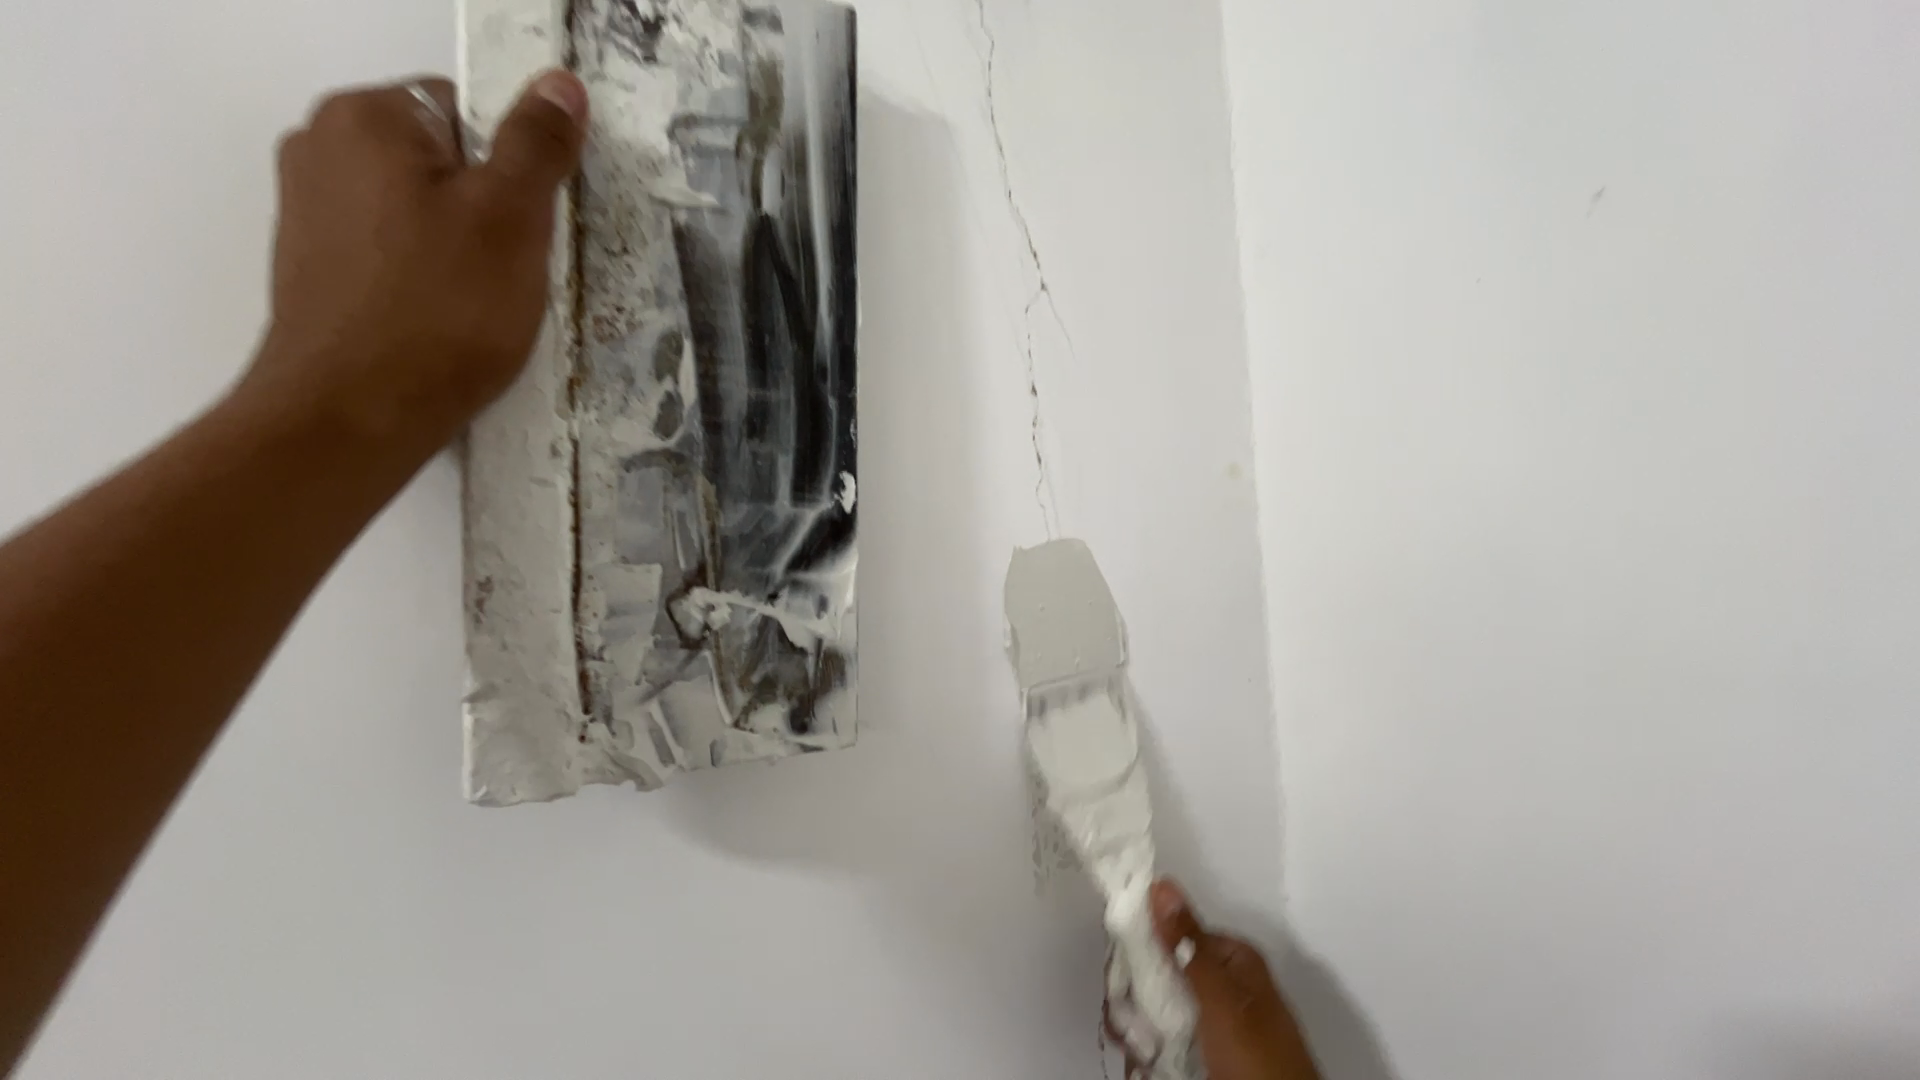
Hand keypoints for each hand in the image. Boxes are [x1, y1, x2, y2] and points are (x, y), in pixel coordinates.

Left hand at [240, 71, 587, 450]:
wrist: (357, 410)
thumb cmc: (444, 307)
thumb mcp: (512, 218)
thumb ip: (537, 144)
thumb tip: (559, 83)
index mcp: (366, 117)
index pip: (467, 110)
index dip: (515, 166)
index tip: (533, 224)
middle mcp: (321, 147)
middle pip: (443, 160)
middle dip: (490, 208)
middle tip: (517, 268)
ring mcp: (310, 210)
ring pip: (422, 211)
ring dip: (465, 247)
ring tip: (487, 302)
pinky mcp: (316, 266)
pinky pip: (396, 251)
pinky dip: (430, 276)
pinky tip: (449, 320)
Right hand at [1148, 879, 1321, 1079]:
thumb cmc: (1259, 1062)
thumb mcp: (1222, 1002)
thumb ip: (1188, 945)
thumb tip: (1162, 884)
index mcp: (1230, 959)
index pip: (1168, 933)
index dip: (1136, 950)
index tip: (1116, 978)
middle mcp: (1218, 984)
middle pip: (1156, 972)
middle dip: (1132, 999)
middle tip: (1128, 1030)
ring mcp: (1210, 1023)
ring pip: (1153, 1011)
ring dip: (1137, 1030)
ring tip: (1139, 1055)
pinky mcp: (1204, 1056)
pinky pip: (1162, 1043)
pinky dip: (1148, 1055)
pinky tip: (1146, 1068)